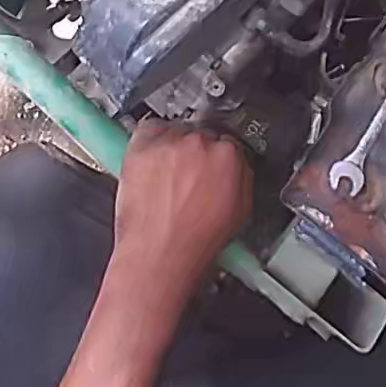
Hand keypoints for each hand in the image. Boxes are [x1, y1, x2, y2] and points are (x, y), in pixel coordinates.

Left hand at [111, 123, 252, 295]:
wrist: (159, 257)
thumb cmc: (195, 241)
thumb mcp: (239, 213)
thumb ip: (242, 178)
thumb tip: (237, 165)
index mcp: (229, 157)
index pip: (227, 143)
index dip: (216, 158)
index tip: (208, 167)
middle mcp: (201, 144)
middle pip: (201, 135)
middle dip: (195, 154)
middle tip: (185, 176)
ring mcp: (171, 144)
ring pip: (175, 132)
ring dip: (172, 147)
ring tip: (166, 175)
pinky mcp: (143, 147)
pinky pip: (148, 129)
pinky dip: (149, 141)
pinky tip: (151, 161)